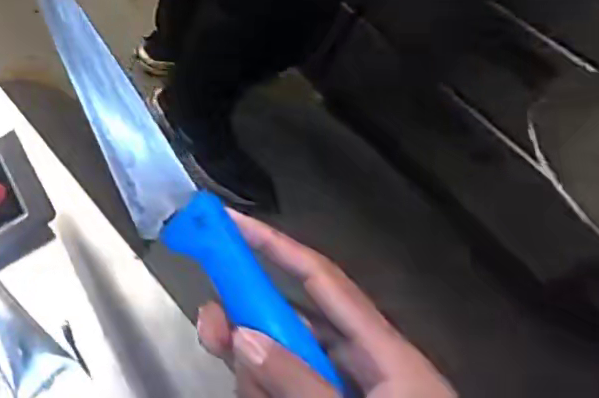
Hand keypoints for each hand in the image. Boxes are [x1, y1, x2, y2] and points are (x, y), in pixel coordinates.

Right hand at [196, 211, 454, 397]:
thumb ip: (302, 384)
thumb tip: (240, 333)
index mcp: (389, 357)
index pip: (321, 278)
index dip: (271, 242)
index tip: (220, 218)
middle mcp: (367, 369)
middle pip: (290, 319)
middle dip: (244, 321)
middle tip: (209, 332)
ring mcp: (349, 396)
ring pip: (279, 358)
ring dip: (252, 372)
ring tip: (246, 393)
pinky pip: (284, 387)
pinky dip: (263, 391)